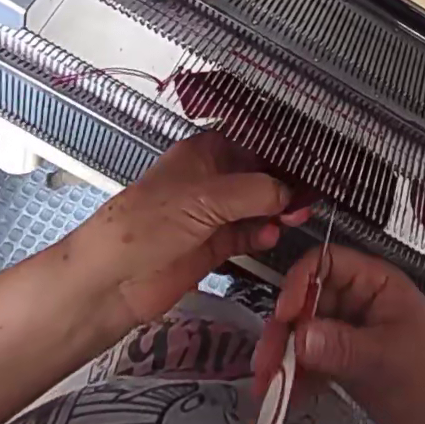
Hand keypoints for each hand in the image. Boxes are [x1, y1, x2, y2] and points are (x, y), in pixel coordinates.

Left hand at [64, 132, 306, 331]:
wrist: (114, 278)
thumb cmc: (150, 222)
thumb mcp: (204, 198)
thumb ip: (253, 192)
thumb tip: (289, 191)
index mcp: (204, 153)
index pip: (251, 144)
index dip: (279, 154)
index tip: (309, 164)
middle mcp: (211, 180)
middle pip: (259, 177)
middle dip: (283, 187)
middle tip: (308, 199)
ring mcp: (212, 214)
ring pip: (257, 207)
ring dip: (276, 212)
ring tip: (295, 218)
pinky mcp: (214, 245)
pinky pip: (247, 234)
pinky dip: (261, 234)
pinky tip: (269, 236)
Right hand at [253, 244, 424, 423]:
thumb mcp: (388, 358)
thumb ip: (340, 345)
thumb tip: (299, 334)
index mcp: (374, 282)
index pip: (326, 263)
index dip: (300, 282)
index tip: (285, 314)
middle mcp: (356, 300)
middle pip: (306, 300)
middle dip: (284, 330)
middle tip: (267, 359)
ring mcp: (347, 330)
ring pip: (302, 331)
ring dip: (282, 356)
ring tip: (268, 384)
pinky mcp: (341, 359)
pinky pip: (309, 359)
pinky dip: (294, 376)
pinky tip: (285, 396)